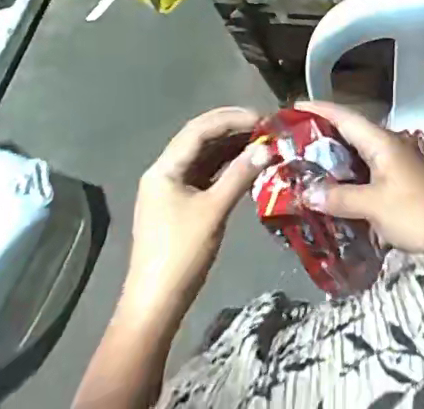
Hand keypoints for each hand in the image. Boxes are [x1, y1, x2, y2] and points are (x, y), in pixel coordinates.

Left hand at [123, 107, 272, 317]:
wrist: (155, 304)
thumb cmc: (181, 255)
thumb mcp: (214, 212)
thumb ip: (239, 176)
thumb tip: (267, 149)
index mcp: (165, 167)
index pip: (200, 129)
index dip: (232, 118)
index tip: (263, 118)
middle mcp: (165, 170)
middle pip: (200, 137)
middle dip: (232, 127)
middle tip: (265, 125)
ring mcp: (171, 187)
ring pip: (203, 155)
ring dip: (230, 145)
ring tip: (261, 140)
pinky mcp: (179, 203)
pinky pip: (204, 173)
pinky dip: (224, 165)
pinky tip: (246, 163)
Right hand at [296, 101, 423, 253]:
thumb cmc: (417, 211)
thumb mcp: (373, 206)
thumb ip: (339, 198)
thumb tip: (306, 193)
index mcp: (380, 141)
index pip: (344, 116)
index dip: (318, 108)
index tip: (293, 107)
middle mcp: (386, 145)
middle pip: (349, 131)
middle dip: (321, 132)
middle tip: (292, 140)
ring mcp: (395, 161)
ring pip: (357, 151)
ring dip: (334, 156)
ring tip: (306, 163)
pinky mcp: (399, 179)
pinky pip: (366, 168)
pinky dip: (347, 172)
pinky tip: (334, 186)